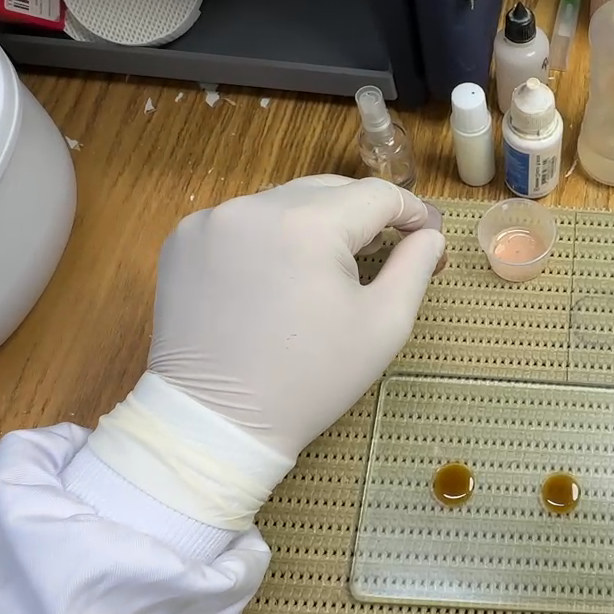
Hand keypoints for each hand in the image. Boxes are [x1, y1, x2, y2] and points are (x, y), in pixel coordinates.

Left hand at [87, 176, 443, 528]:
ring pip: (286, 202)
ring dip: (316, 223)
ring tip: (326, 269)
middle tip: (384, 252)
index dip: (412, 210)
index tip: (428, 234)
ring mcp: (212, 220)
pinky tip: (277, 276)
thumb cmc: (311, 379)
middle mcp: (255, 206)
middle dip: (364, 215)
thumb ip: (415, 267)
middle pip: (330, 190)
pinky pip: (246, 220)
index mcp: (308, 224)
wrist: (216, 423)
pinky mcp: (183, 239)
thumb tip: (430, 235)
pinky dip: (272, 236)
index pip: (377, 194)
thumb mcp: (384, 325)